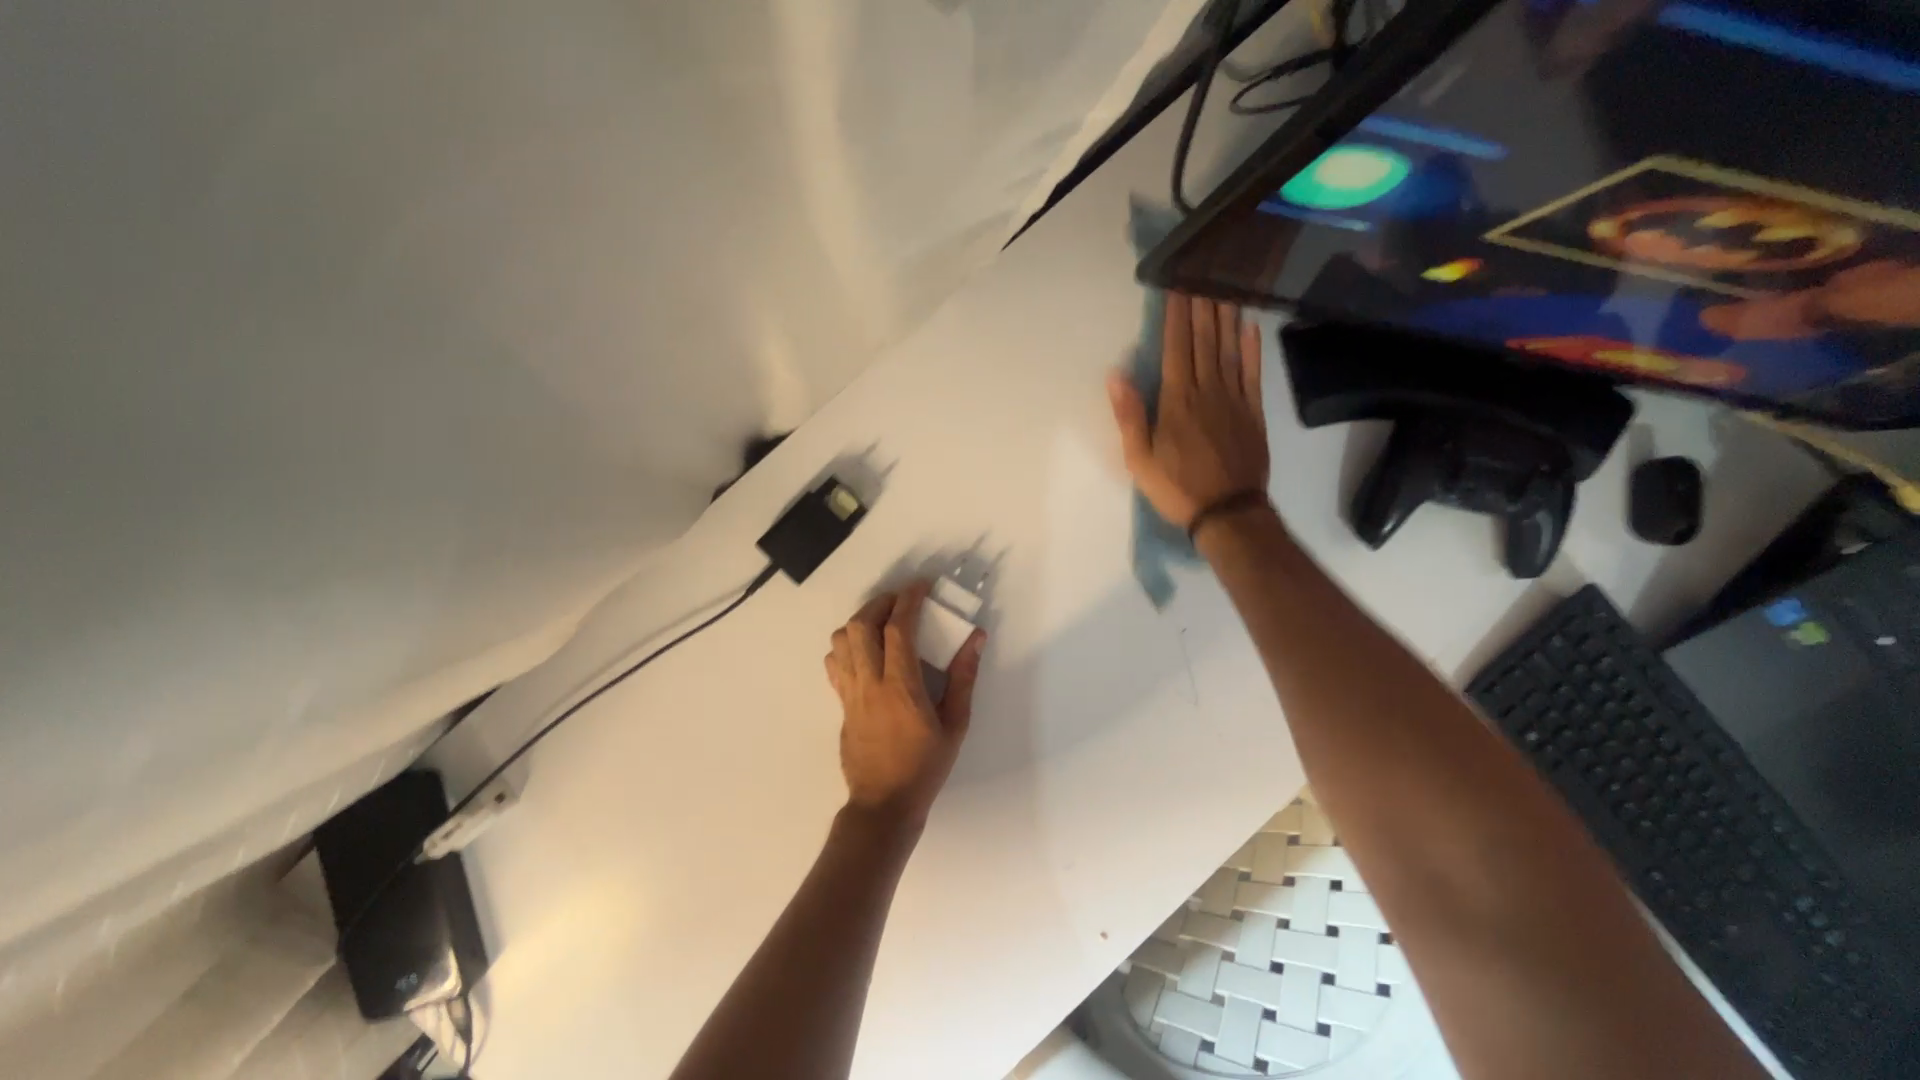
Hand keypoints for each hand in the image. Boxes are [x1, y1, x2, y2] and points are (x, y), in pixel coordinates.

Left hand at [824, 581, 985, 829]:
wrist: (884, 804)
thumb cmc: (925, 767)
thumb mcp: (955, 724)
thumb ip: (963, 677)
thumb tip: (975, 639)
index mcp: (901, 688)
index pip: (898, 628)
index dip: (909, 599)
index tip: (921, 586)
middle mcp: (869, 684)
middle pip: (860, 625)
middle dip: (880, 603)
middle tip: (901, 600)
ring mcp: (850, 694)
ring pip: (840, 640)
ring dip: (860, 621)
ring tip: (881, 621)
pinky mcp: (840, 704)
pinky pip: (834, 663)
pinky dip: (846, 645)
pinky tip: (865, 651)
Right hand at [1108, 292, 1268, 529]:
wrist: (1229, 512)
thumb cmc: (1177, 488)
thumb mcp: (1140, 459)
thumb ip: (1130, 415)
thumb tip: (1117, 374)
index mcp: (1177, 400)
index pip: (1176, 347)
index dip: (1177, 315)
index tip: (1178, 286)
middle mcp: (1207, 390)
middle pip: (1204, 340)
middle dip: (1201, 306)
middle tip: (1203, 273)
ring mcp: (1234, 399)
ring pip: (1229, 349)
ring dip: (1225, 318)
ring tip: (1224, 288)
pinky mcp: (1253, 413)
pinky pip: (1252, 373)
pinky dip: (1252, 349)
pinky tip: (1250, 327)